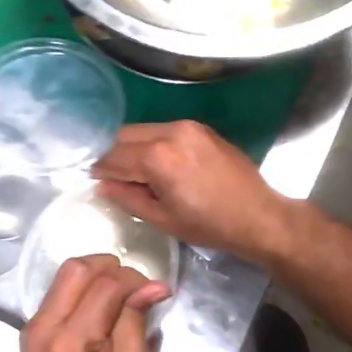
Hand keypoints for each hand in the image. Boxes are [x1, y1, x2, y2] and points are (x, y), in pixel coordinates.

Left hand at [22, 254, 169, 351]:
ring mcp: (32, 326)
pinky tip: (100, 303)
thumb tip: (155, 284)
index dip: (135, 281)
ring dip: (97, 274)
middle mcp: (44, 328)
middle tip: (135, 288)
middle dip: (112, 269)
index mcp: (72, 344)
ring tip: (119, 293)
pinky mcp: (30, 326)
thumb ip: (138, 319)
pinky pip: (58, 289)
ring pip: (65, 273)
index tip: (155, 290)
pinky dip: (83, 286)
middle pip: (77, 268)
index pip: (106, 287)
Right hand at [92, 121, 302, 261]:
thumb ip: (128, 198)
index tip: (93, 179)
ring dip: (133, 147)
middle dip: (114, 154)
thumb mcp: (163, 218)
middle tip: (112, 177)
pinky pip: (165, 129)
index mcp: (158, 157)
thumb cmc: (209, 225)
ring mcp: (188, 126)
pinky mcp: (201, 128)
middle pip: (125, 135)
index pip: (115, 157)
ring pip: (144, 130)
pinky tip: (157, 163)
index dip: (101, 169)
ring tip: (135, 172)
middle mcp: (170, 132)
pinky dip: (153, 142)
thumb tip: (102, 185)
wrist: (258, 215)